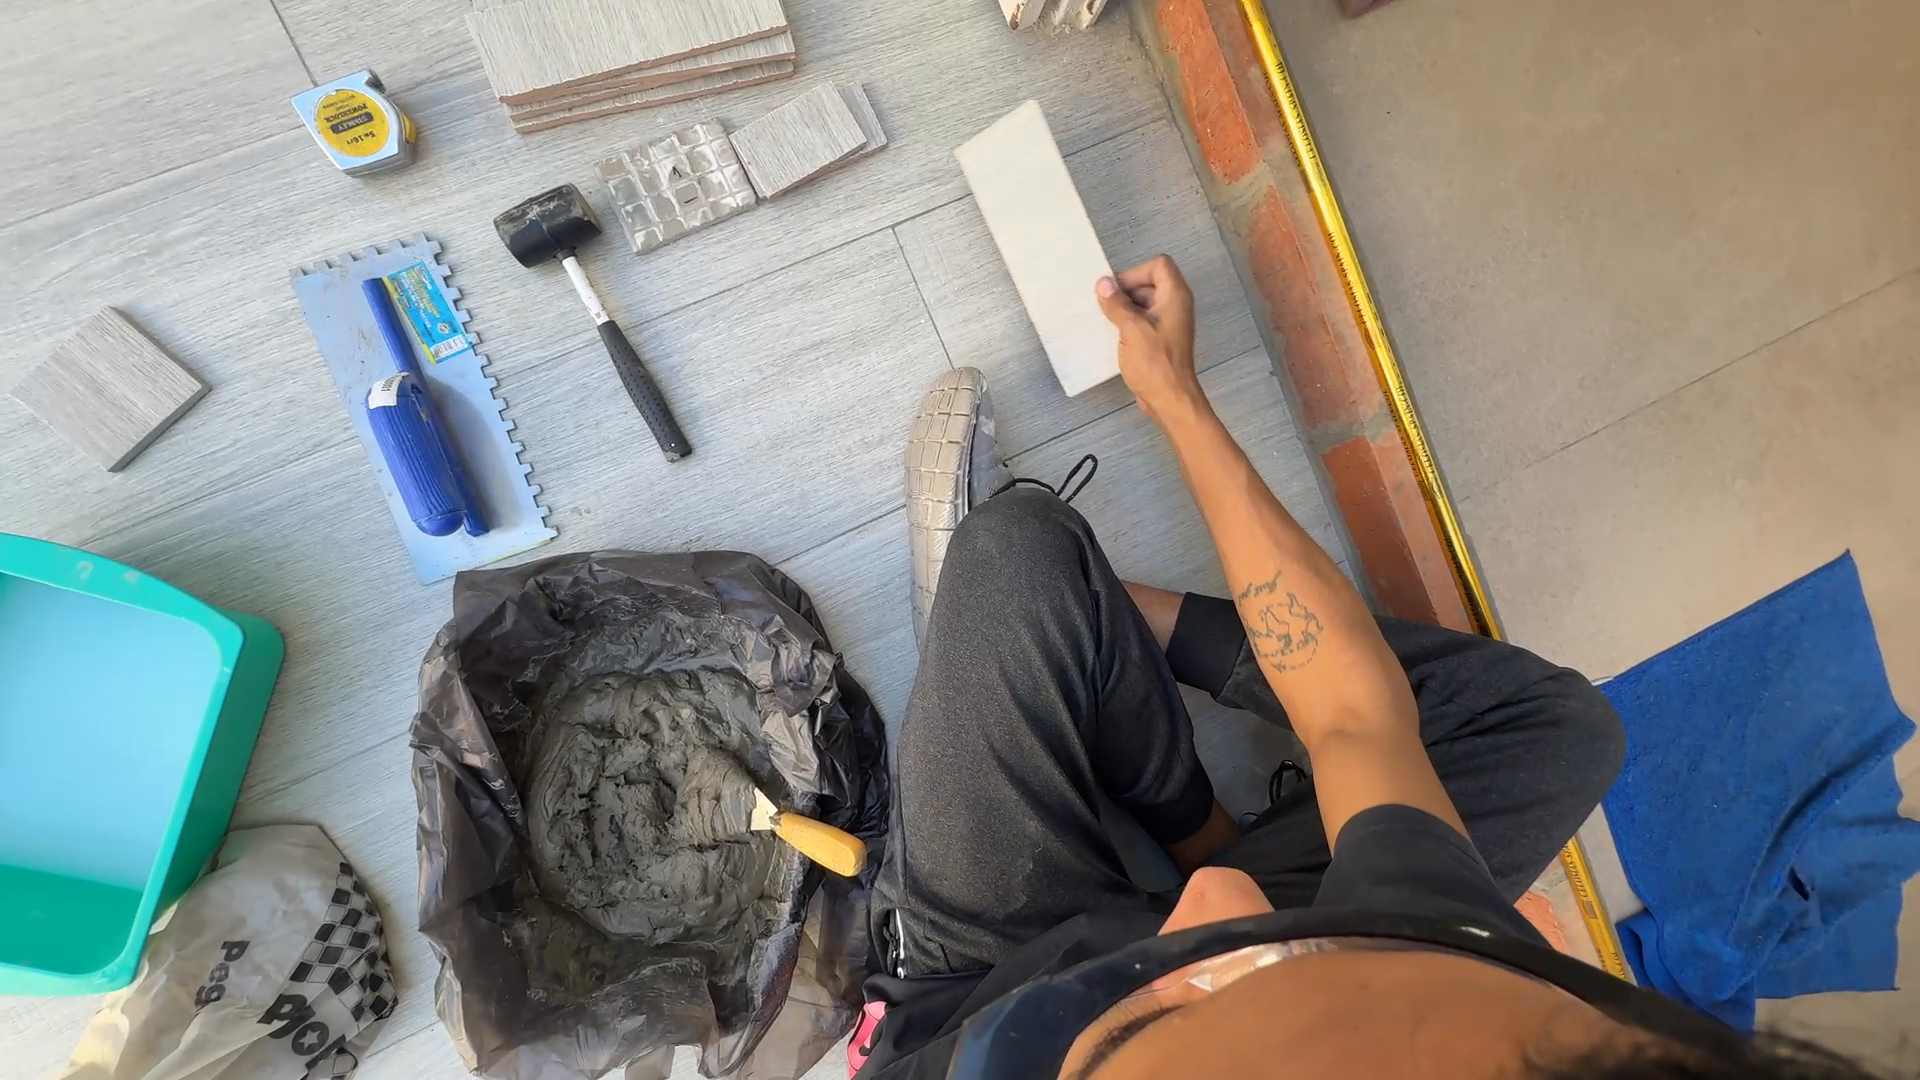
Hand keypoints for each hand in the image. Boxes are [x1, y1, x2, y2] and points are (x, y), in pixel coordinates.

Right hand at [1096, 255, 1204, 426]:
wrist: (1169, 399)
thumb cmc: (1154, 363)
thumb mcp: (1132, 330)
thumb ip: (1117, 304)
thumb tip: (1103, 283)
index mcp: (1175, 296)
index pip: (1158, 265)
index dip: (1135, 273)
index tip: (1116, 292)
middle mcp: (1175, 305)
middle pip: (1149, 283)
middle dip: (1125, 291)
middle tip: (1105, 307)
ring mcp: (1168, 324)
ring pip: (1143, 303)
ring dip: (1123, 309)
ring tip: (1104, 321)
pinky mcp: (1159, 340)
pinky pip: (1142, 322)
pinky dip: (1127, 324)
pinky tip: (1111, 335)